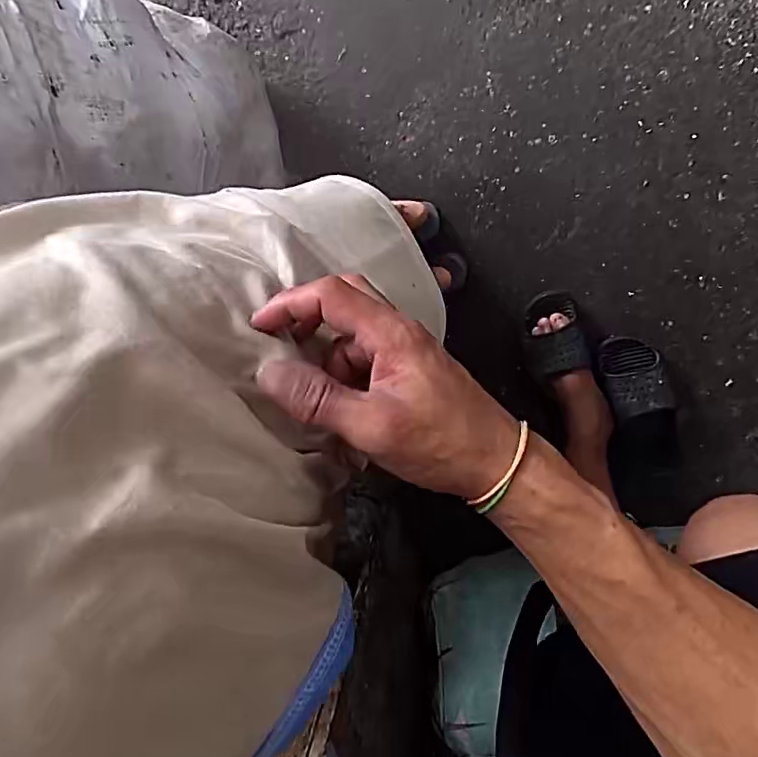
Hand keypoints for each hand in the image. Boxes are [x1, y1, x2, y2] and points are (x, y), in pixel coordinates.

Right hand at [251, 275, 522, 499]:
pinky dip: (345, 376)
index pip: (330, 295)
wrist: (497, 462)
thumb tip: (270, 374)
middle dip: (307, 321)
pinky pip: (365, 358)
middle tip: (281, 347)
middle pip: (343, 302)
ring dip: (326, 358)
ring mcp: (405, 349)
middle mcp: (398, 331)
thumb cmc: (442, 443)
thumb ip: (319, 399)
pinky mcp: (408, 369)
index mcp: (390, 333)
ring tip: (319, 402)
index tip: (260, 326)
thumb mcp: (371, 426)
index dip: (289, 304)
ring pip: (351, 335)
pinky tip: (344, 411)